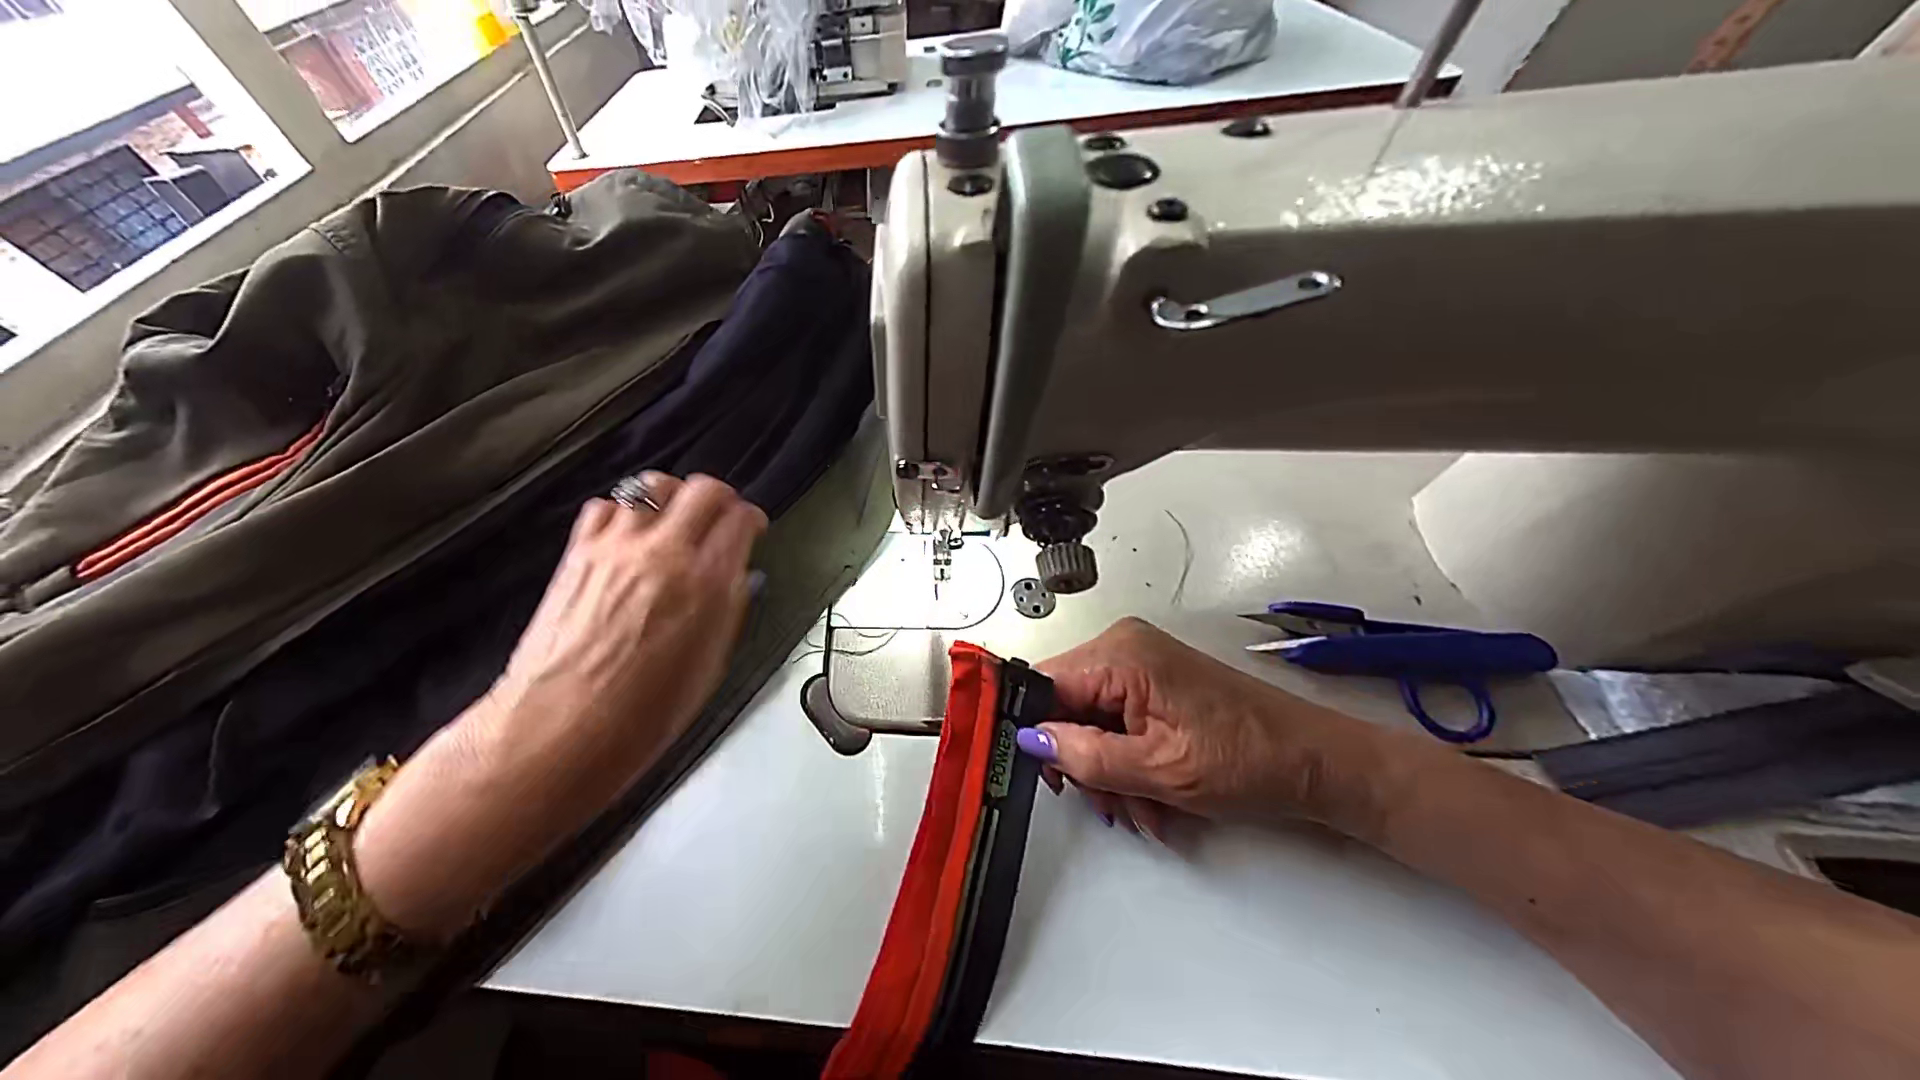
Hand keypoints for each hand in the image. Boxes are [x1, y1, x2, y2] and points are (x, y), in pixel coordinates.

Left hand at [487, 471, 767, 761]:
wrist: (561, 729)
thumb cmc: (637, 714)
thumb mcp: (711, 663)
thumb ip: (729, 609)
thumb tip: (737, 582)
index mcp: (707, 583)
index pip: (740, 519)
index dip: (752, 518)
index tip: (752, 525)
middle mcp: (663, 556)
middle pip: (703, 490)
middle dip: (720, 497)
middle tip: (722, 513)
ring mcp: (616, 550)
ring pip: (653, 486)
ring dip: (672, 496)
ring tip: (676, 514)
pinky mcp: (578, 555)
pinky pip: (605, 508)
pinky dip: (623, 512)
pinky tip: (629, 531)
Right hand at [1019, 618, 1413, 841]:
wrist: (1312, 759)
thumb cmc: (1252, 755)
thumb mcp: (1157, 769)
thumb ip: (1085, 755)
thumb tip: (1032, 741)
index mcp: (1122, 654)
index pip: (1043, 684)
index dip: (1035, 731)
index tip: (1043, 771)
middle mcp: (1125, 646)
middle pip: (1064, 703)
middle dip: (1079, 758)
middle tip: (1105, 799)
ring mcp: (1140, 662)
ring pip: (1088, 717)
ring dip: (1104, 766)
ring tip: (1140, 804)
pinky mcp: (1153, 680)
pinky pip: (1113, 717)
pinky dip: (1123, 756)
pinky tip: (1148, 790)